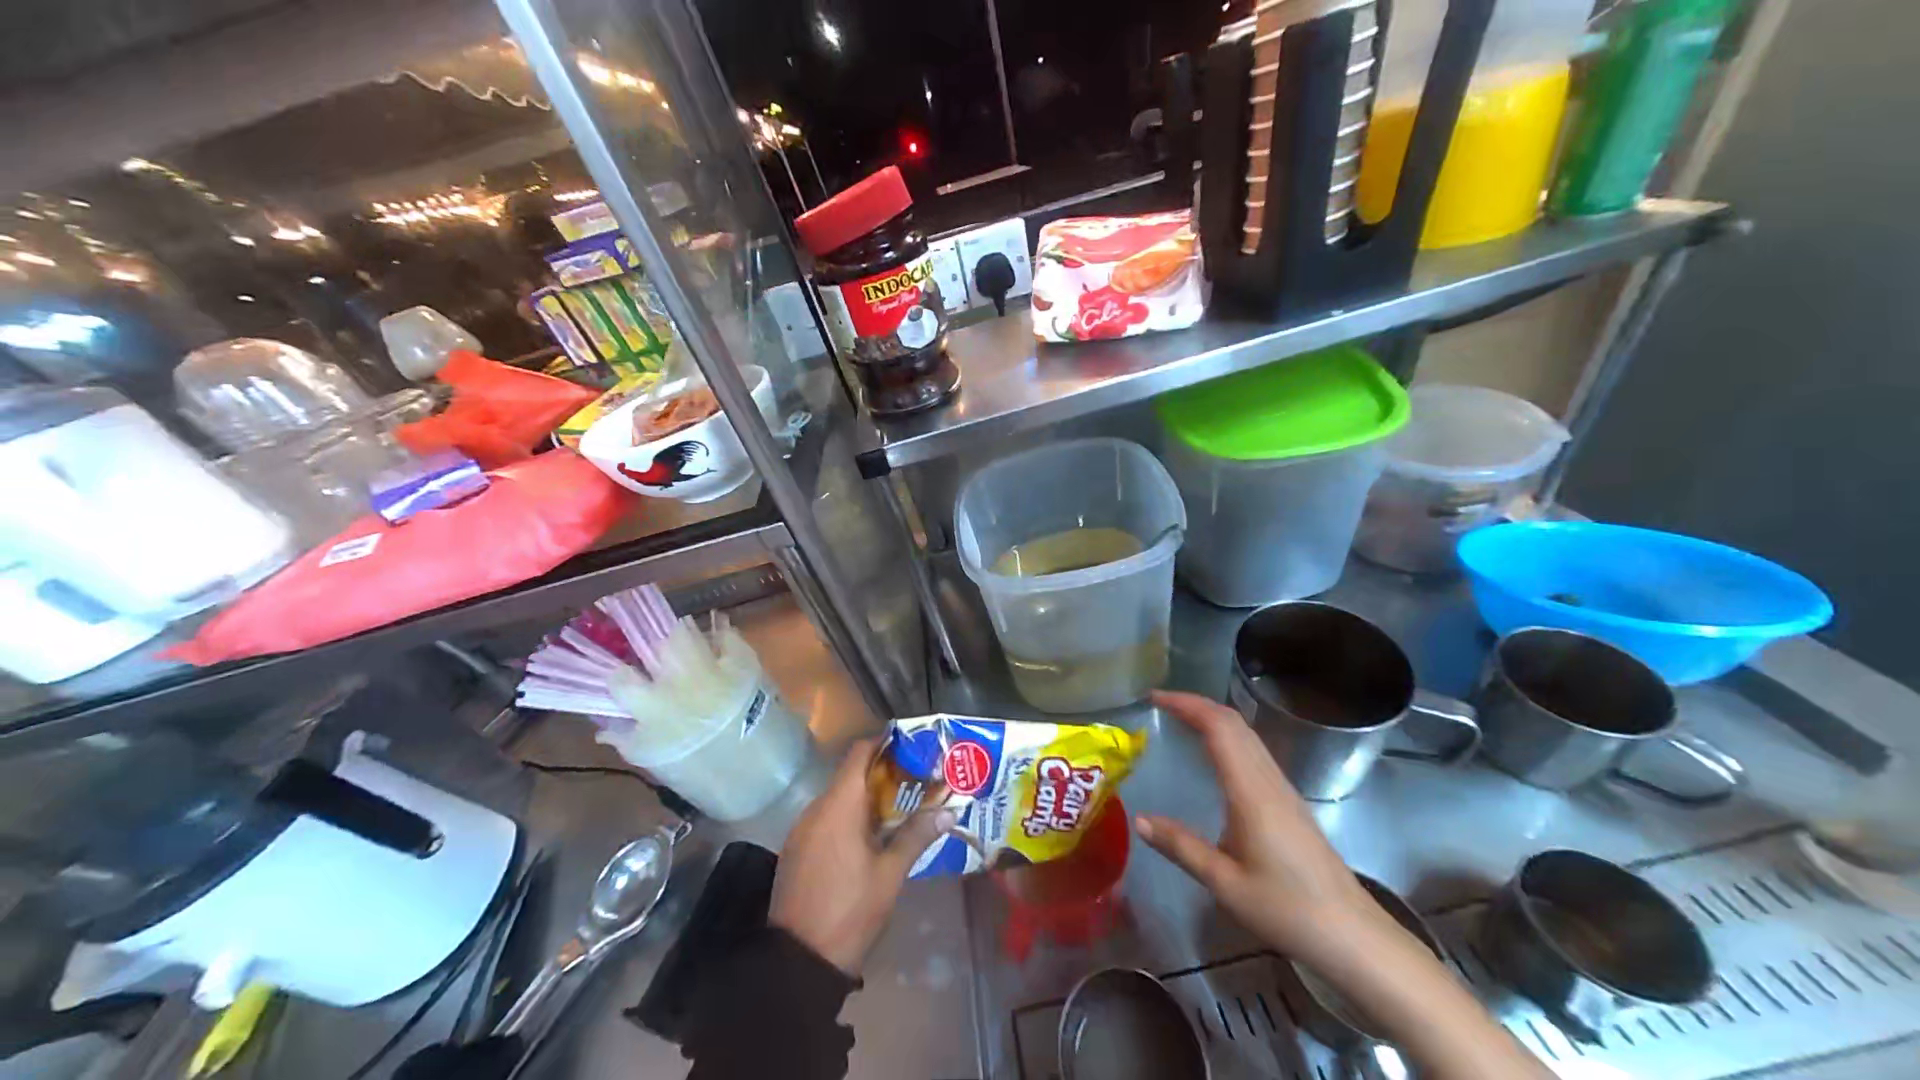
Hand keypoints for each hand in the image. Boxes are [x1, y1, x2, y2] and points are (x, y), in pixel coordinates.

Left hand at [770, 738, 954, 974]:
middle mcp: (815, 809)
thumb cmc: (850, 910)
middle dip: (883, 774)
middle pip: (850, 775)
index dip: (884, 743)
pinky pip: (826, 820)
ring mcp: (802, 830)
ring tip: (900, 808)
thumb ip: (916, 835)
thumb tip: (948, 810)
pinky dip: (849, 818)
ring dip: (866, 798)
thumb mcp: (890, 874)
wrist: (798, 961)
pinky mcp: (796, 850)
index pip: (859, 754)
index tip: (912, 747)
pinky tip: (871, 837)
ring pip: (838, 799)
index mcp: (838, 806)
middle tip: (917, 780)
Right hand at [1133, 691, 1378, 965]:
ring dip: (1213, 719)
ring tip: (1179, 722)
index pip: (1220, 728)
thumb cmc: (1287, 909)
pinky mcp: (1290, 803)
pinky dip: (1227, 738)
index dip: (1188, 705)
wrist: (1353, 936)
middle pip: (1235, 724)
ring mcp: (1283, 790)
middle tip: (1160, 705)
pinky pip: (1254, 753)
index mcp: (1251, 792)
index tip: (1155, 698)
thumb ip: (1181, 847)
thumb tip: (1140, 819)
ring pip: (1247, 736)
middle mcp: (1269, 781)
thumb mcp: (1225, 883)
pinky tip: (1212, 756)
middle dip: (1197, 705)